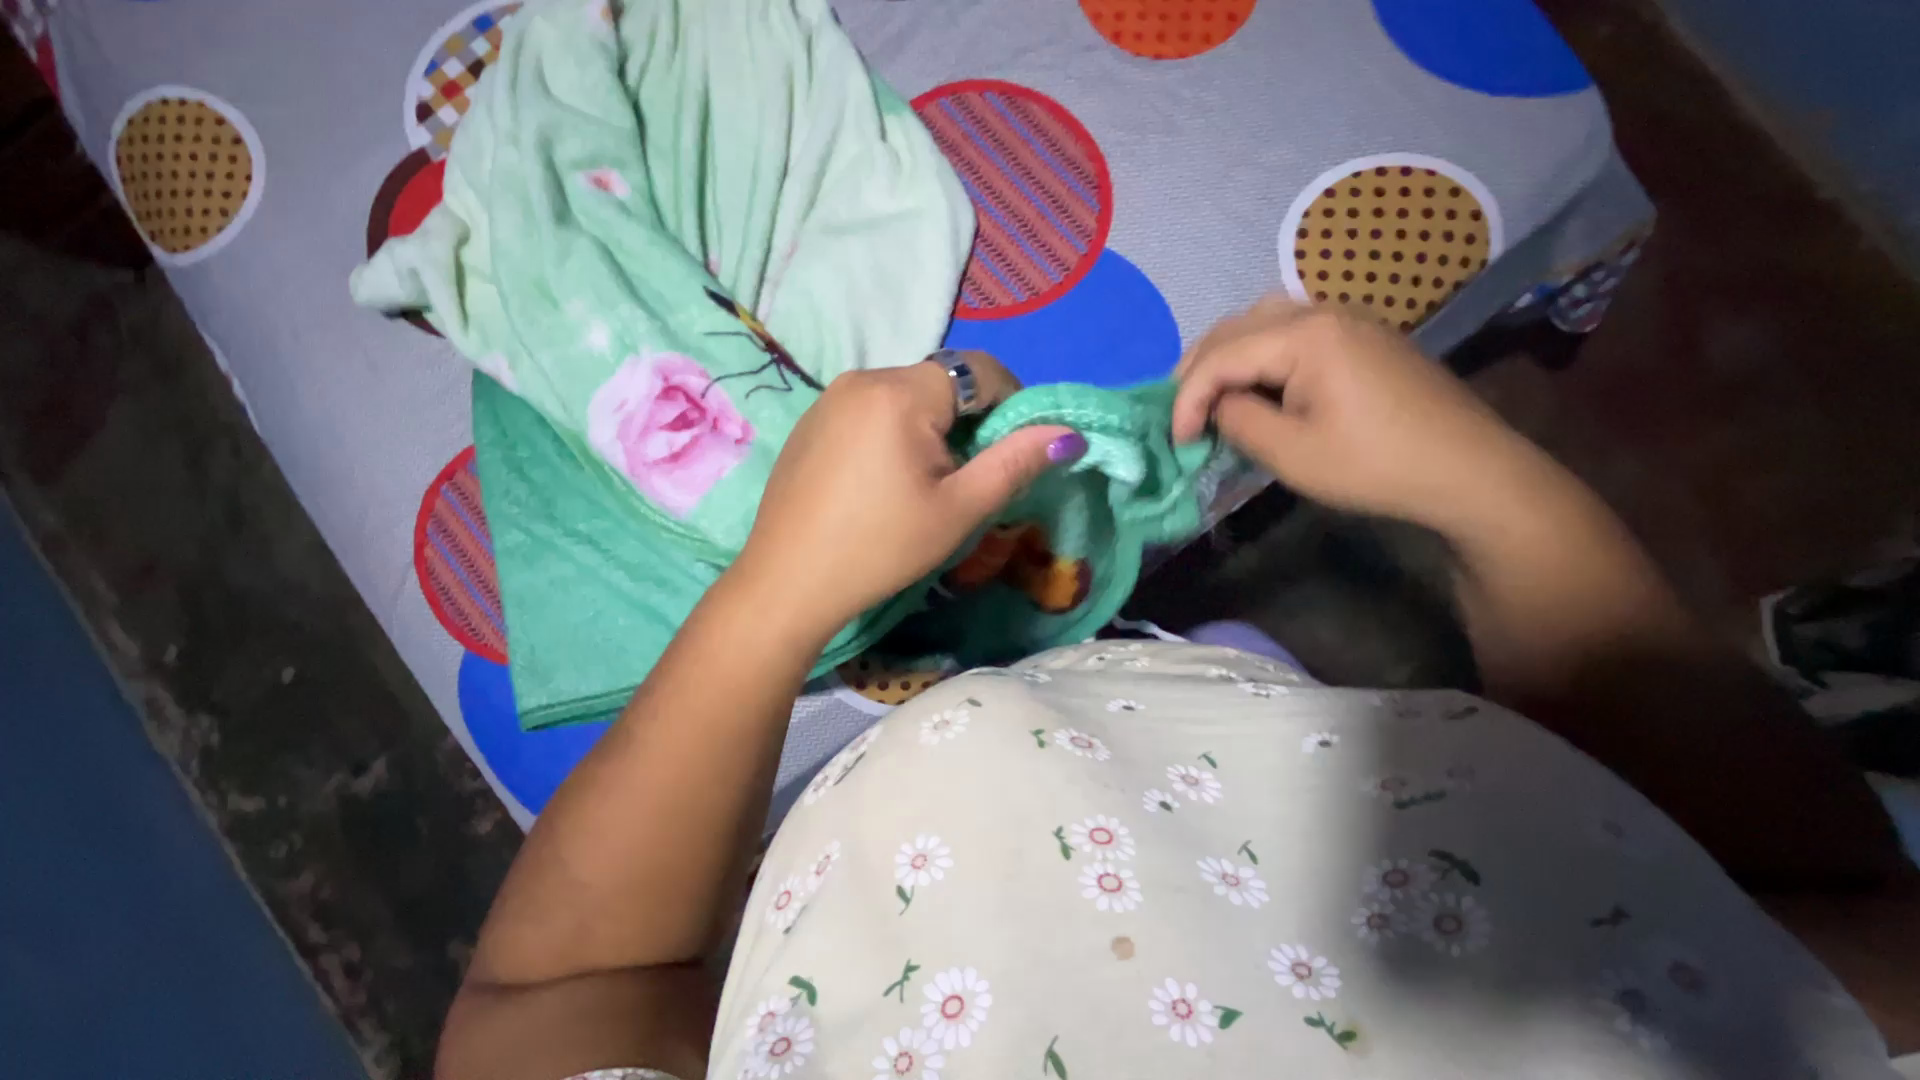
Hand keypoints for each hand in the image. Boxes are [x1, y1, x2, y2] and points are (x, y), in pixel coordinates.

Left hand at [731, 353, 1082, 640]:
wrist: (786, 582)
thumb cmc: (880, 548)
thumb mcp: (958, 510)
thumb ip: (1015, 463)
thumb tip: (1068, 431)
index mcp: (900, 392)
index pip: (978, 370)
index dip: (1010, 404)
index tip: (1011, 453)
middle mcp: (862, 378)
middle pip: (940, 383)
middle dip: (967, 421)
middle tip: (965, 480)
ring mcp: (829, 399)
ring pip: (905, 398)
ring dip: (930, 429)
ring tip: (922, 487)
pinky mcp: (810, 422)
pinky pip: (870, 412)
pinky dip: (892, 435)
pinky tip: (880, 485)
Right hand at [1172, 297, 1564, 535]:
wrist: (1468, 470)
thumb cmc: (1374, 465)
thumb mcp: (1290, 454)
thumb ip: (1238, 420)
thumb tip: (1216, 406)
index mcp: (1304, 334)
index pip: (1221, 356)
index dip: (1186, 398)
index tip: (1176, 442)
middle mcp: (1323, 310)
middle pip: (1236, 326)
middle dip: (1199, 370)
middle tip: (1181, 415)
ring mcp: (1349, 319)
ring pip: (1264, 320)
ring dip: (1228, 355)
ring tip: (1212, 395)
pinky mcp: (1365, 337)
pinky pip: (1294, 330)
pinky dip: (1261, 353)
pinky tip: (1258, 385)